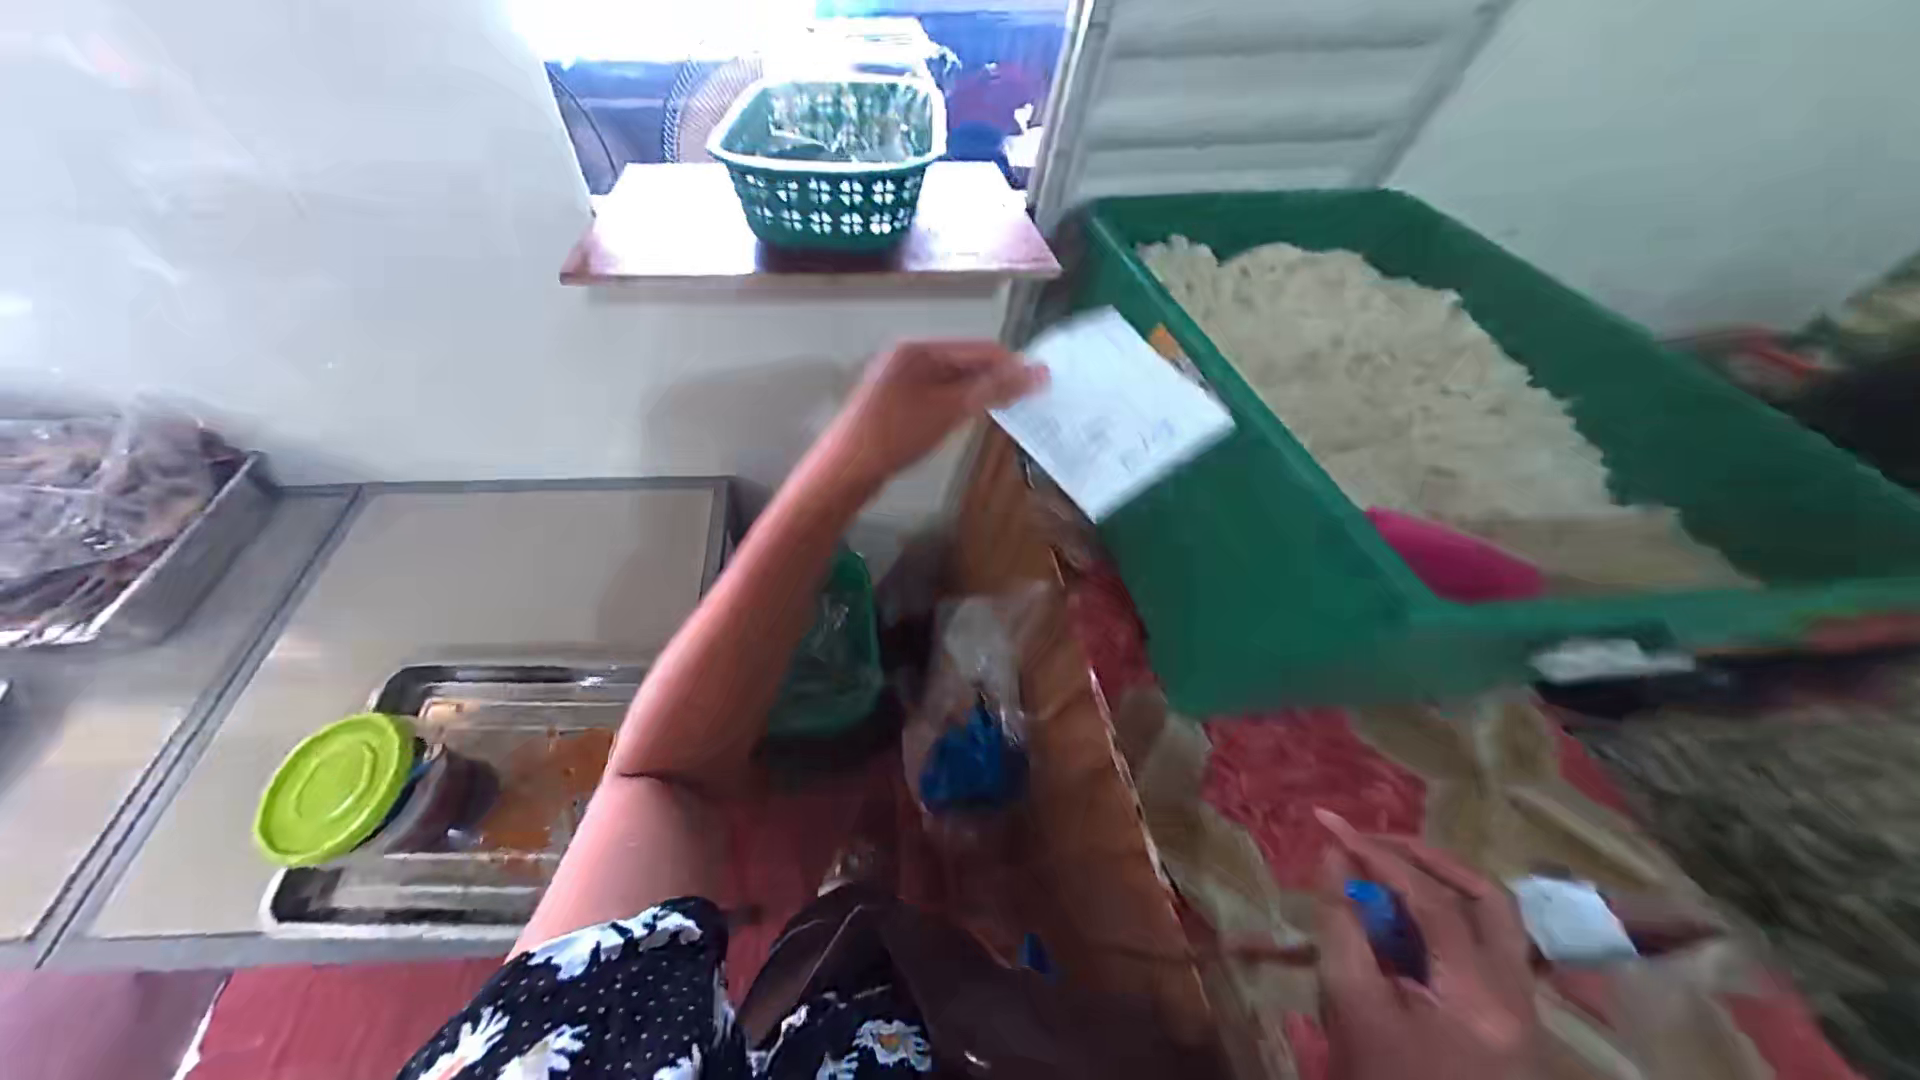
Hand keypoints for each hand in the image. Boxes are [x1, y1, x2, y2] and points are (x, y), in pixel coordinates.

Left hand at [824, 340, 1045, 488]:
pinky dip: (959, 405)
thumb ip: (993, 389)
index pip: (979, 349)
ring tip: (1007, 412)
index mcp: (920, 350)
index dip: (1012, 366)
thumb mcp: (949, 409)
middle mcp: (909, 358)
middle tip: (1028, 403)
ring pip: (953, 381)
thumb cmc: (896, 435)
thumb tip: (1038, 372)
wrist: (847, 469)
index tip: (1042, 386)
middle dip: (996, 380)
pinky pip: (938, 396)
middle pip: (966, 362)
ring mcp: (901, 381)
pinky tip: (970, 420)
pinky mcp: (897, 404)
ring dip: (979, 394)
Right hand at [1314, 814, 1538, 1079]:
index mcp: (1482, 999)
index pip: (1431, 901)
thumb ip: (1342, 922)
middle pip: (1489, 900)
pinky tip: (1393, 917)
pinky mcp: (1503, 1017)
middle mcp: (1518, 998)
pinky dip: (1436, 916)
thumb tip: (1333, 856)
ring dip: (1435, 884)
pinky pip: (1479, 945)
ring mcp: (1519, 1010)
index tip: (1328, 825)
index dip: (1376, 854)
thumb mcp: (1351, 1003)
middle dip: (1425, 858)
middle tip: (1370, 841)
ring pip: (1491, 921)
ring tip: (1379, 870)